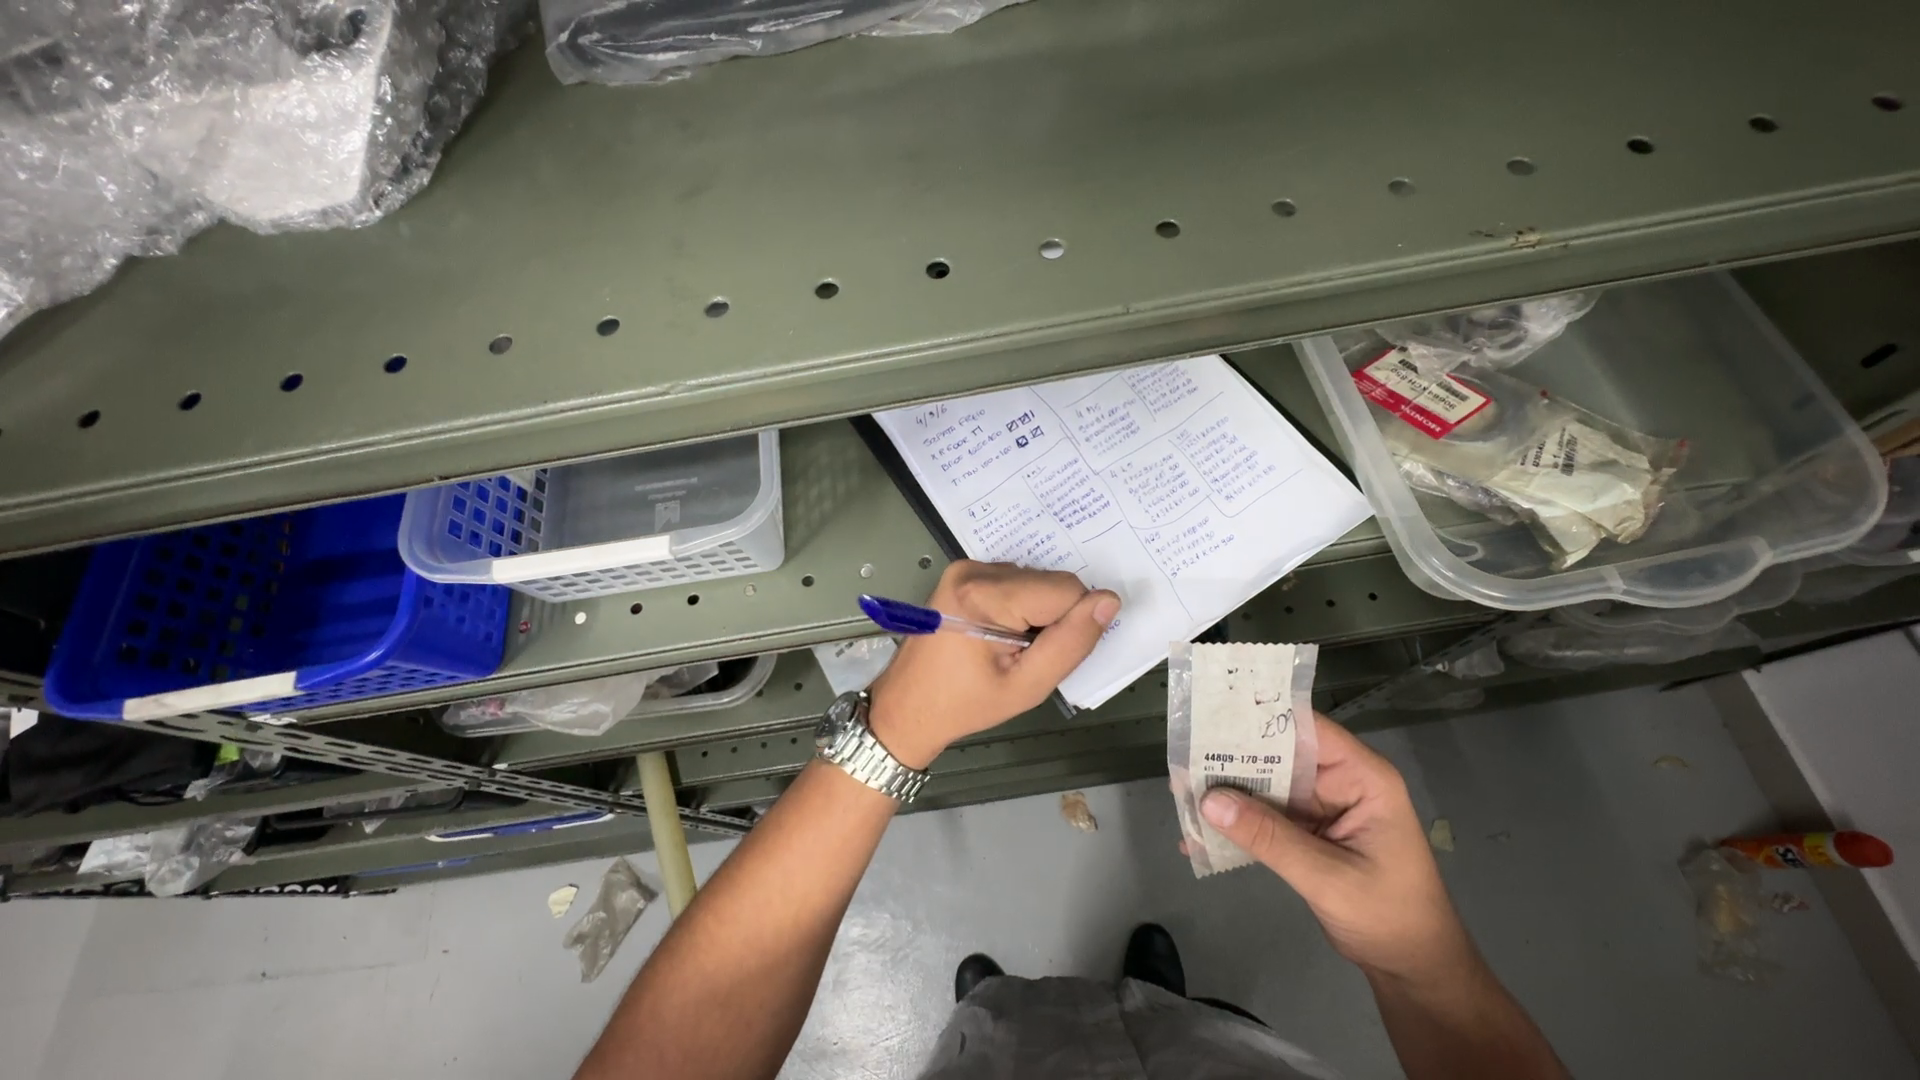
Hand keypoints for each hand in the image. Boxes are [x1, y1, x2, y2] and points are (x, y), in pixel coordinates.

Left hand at [866, 561, 1119, 769]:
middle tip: (1022, 655)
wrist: (906, 707)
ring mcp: (965, 568)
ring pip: (1036, 579)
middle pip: (1051, 581)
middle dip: (1051, 618)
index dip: (1070, 625)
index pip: (1067, 590)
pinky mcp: (962, 572)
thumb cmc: (964, 704)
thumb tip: (1108, 602)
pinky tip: (997, 633)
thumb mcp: (1028, 686)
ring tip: (1007, 646)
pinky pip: (1015, 579)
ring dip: (1035, 612)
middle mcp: (974, 570)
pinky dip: (1018, 605)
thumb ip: (1071, 643)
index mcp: (985, 595)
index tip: (1042, 655)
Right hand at [1197, 716, 1474, 983]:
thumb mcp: (1329, 877)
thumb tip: (1209, 800)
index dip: (1261, 718)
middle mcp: (1338, 782)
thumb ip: (1270, 837)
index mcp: (1361, 777)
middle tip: (1181, 758)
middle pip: (1278, 754)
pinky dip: (1234, 823)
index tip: (1212, 714)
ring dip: (1226, 791)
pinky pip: (1262, 817)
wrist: (1412, 969)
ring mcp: (1319, 807)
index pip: (1306, 729)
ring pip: (1264, 785)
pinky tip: (1199, 833)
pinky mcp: (1304, 832)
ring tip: (1179, 792)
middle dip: (1231, 758)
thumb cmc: (1389, 916)